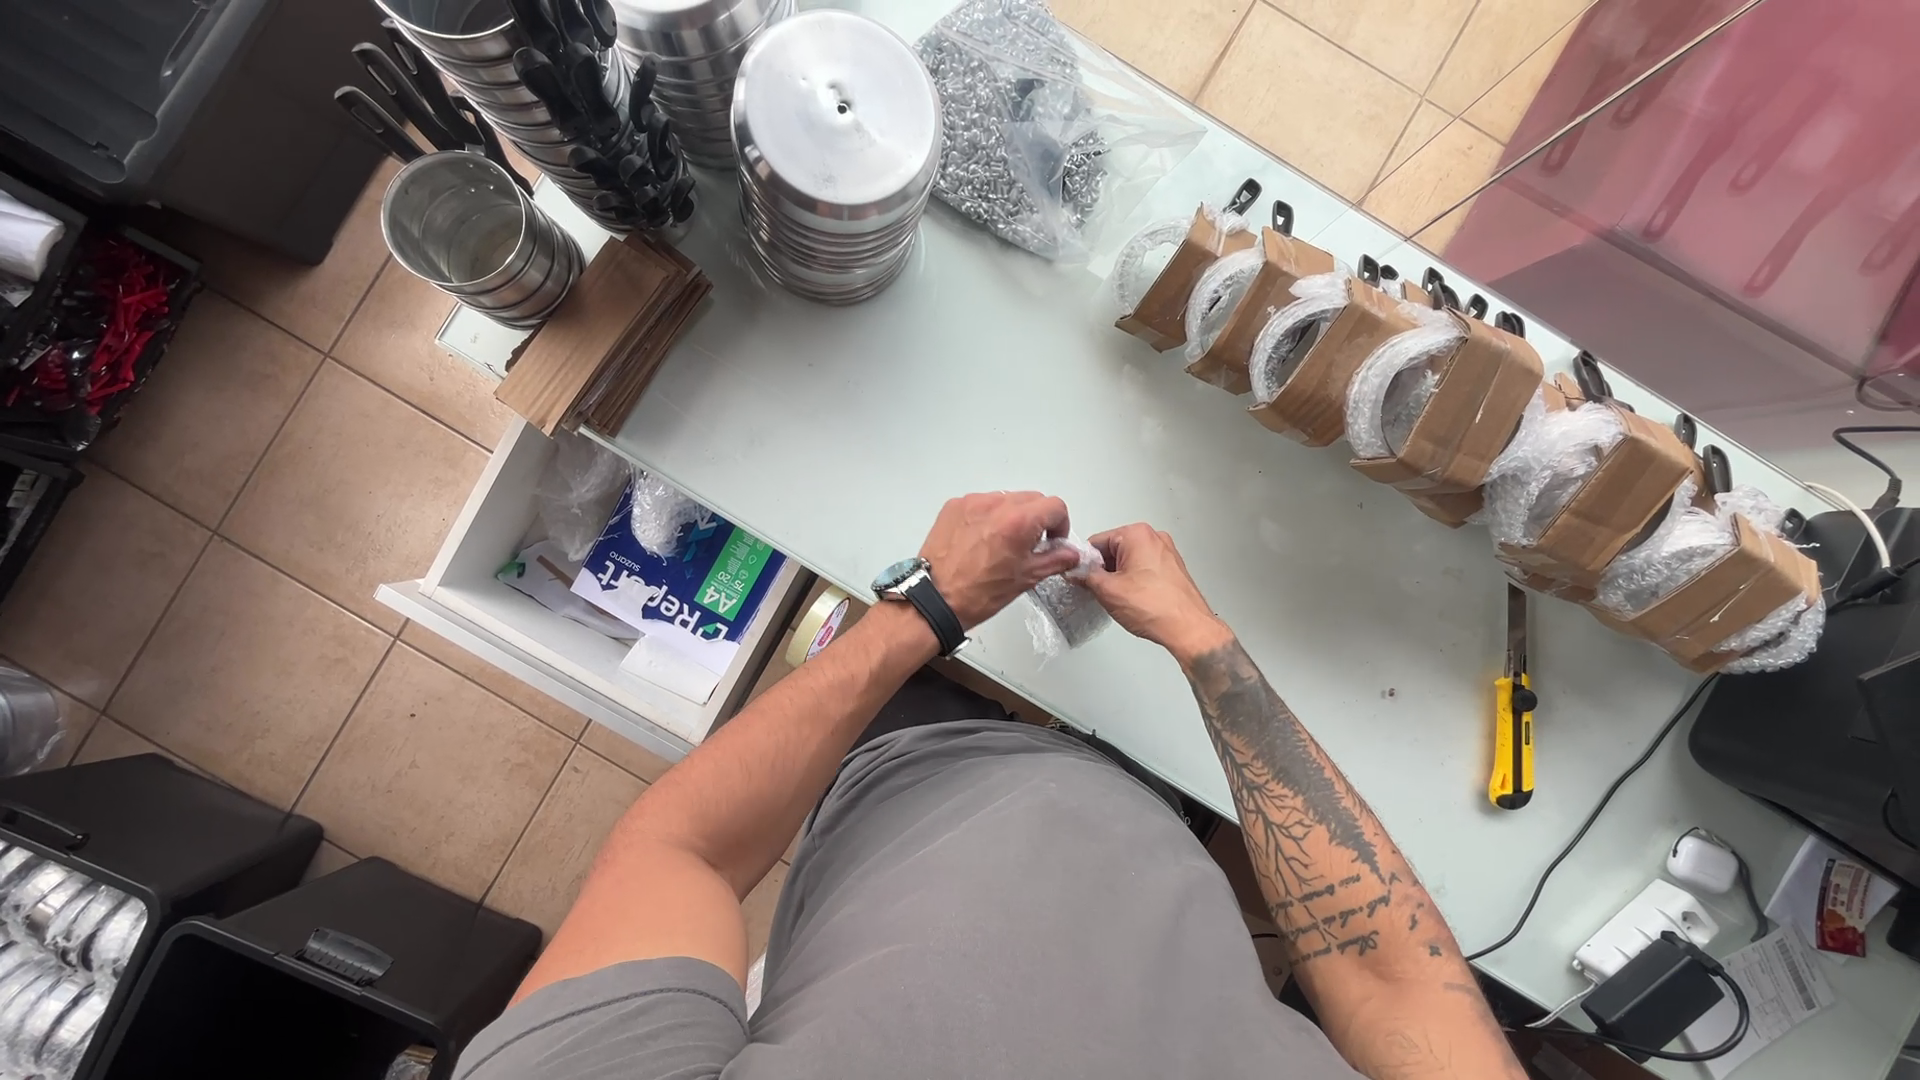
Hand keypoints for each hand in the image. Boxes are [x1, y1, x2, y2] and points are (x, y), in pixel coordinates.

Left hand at [919, 492, 1082, 628]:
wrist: (934, 599)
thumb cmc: (979, 593)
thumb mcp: (1026, 578)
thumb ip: (1055, 559)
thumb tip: (1070, 553)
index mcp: (1019, 521)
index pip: (1055, 506)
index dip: (1060, 524)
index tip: (1053, 540)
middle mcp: (996, 504)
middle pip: (1032, 499)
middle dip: (1038, 519)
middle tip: (1030, 544)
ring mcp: (972, 502)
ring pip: (1006, 499)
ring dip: (1012, 516)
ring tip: (1002, 543)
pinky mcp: (954, 506)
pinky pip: (981, 503)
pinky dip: (988, 517)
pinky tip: (981, 541)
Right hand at [1084, 525, 1233, 664]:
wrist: (1188, 628)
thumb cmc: (1155, 607)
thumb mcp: (1107, 590)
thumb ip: (1085, 576)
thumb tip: (1076, 572)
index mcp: (1137, 534)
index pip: (1096, 542)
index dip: (1085, 562)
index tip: (1082, 579)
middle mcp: (1154, 538)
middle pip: (1113, 550)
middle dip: (1103, 570)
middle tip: (1101, 592)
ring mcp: (1165, 553)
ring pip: (1128, 561)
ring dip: (1118, 577)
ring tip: (1120, 599)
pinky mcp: (1172, 568)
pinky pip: (1143, 569)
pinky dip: (1133, 581)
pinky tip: (1133, 600)